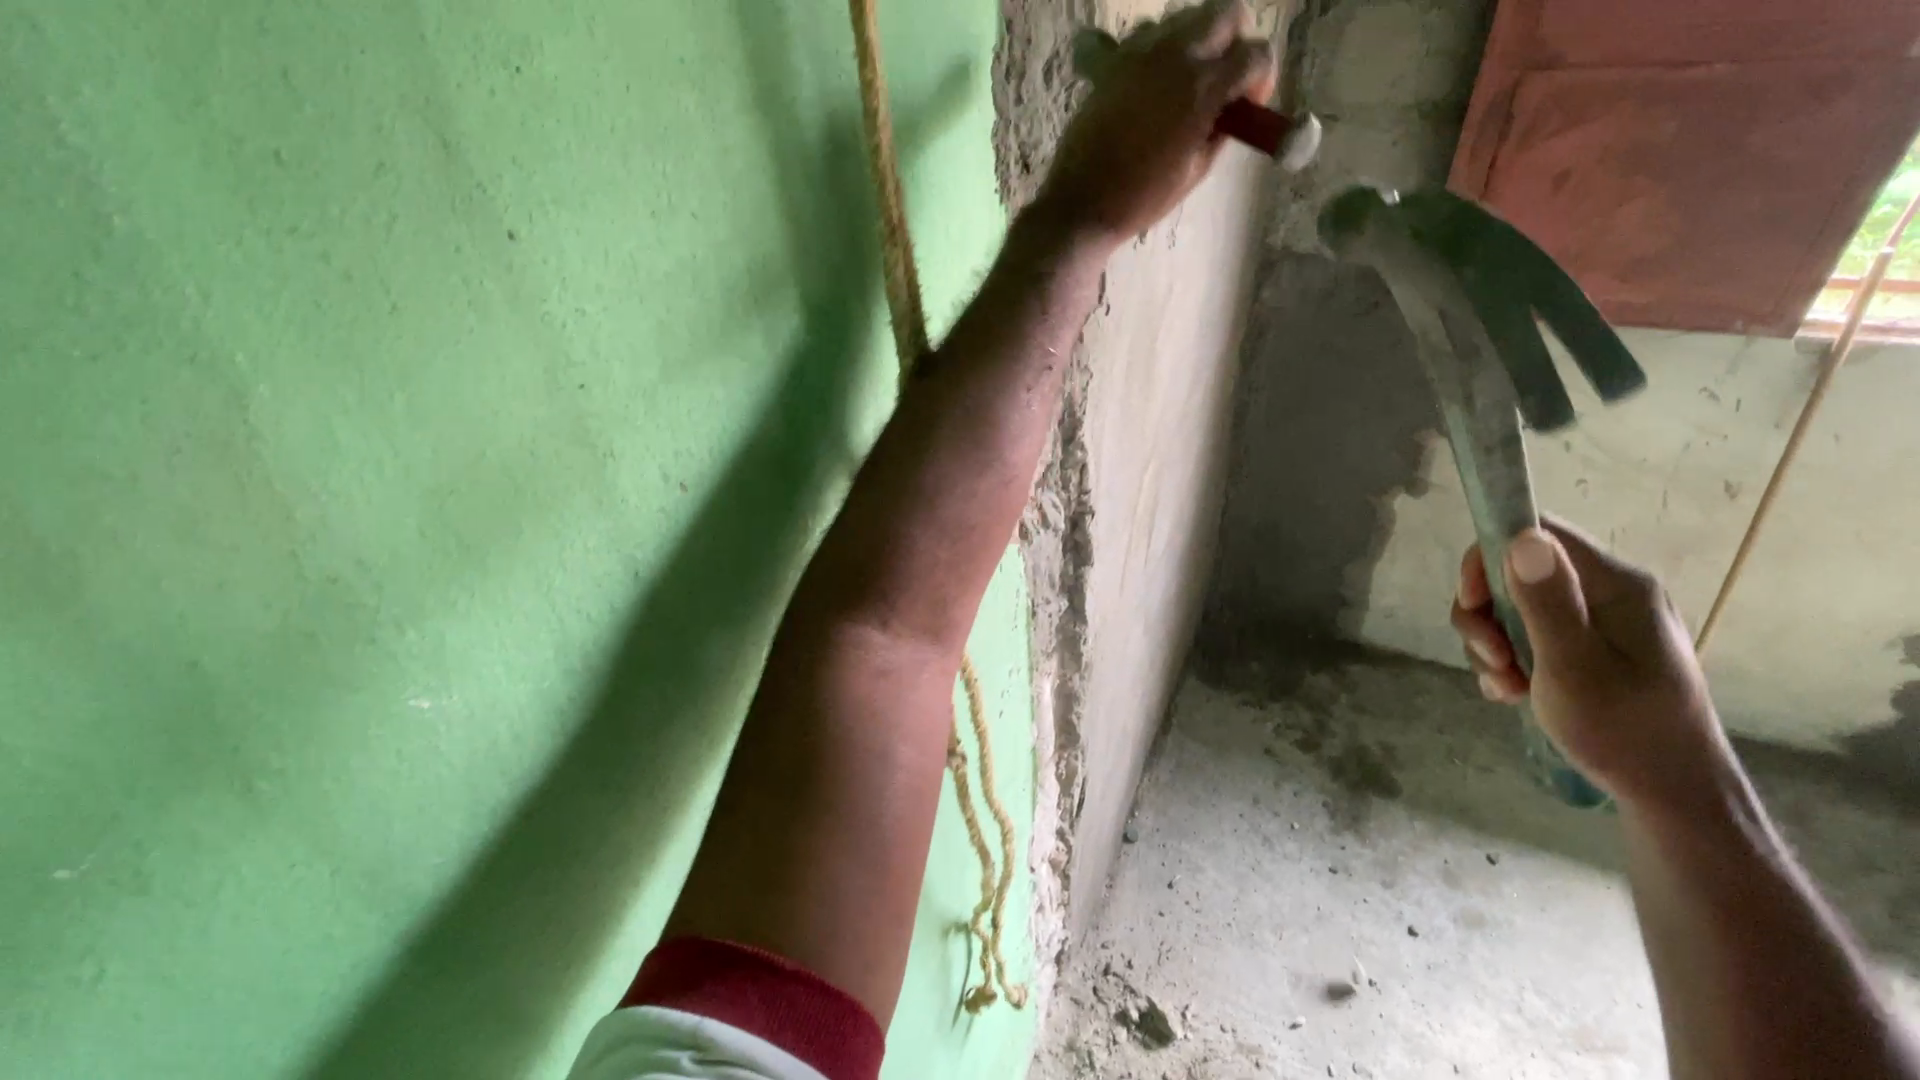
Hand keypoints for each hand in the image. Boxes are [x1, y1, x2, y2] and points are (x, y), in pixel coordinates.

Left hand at [1036, 0, 1276, 243]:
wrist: (1082, 203)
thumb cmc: (1142, 198)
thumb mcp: (1196, 170)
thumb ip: (1221, 128)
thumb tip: (1233, 109)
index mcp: (1202, 88)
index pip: (1256, 53)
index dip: (1261, 77)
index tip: (1248, 103)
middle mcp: (1175, 55)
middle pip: (1226, 13)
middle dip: (1235, 41)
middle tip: (1224, 79)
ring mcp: (1140, 52)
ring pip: (1186, 18)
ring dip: (1197, 41)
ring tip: (1186, 83)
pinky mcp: (1112, 59)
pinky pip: (1146, 33)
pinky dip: (1159, 48)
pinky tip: (1153, 82)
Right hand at [1451, 519, 1737, 812]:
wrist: (1670, 794)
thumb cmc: (1622, 730)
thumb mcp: (1572, 666)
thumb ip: (1546, 601)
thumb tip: (1521, 536)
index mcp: (1616, 584)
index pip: (1537, 531)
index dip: (1489, 556)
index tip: (1470, 602)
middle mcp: (1610, 592)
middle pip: (1516, 571)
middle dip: (1485, 613)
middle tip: (1489, 658)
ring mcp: (1600, 622)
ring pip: (1514, 608)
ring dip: (1492, 644)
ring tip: (1503, 686)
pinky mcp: (1590, 649)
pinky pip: (1528, 635)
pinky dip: (1508, 660)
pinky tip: (1512, 692)